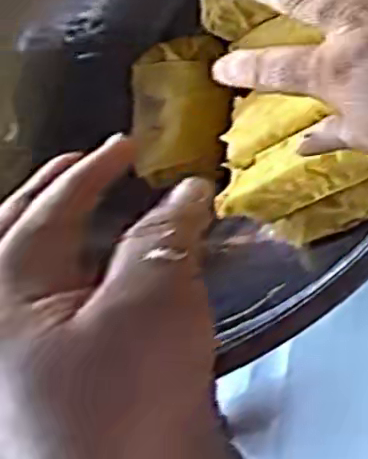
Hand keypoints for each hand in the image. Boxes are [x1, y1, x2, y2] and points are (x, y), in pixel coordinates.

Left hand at [0, 137, 224, 458]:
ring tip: (79, 201)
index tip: (122, 145)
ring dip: (46, 228)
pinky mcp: (36, 369)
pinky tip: (100, 258)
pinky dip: (66, 262)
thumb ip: (163, 239)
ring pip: (13, 274)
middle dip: (38, 200)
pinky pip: (39, 297)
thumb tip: (184, 189)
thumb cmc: (124, 387)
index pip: (35, 223)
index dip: (82, 178)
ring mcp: (9, 352)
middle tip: (78, 162)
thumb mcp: (153, 301)